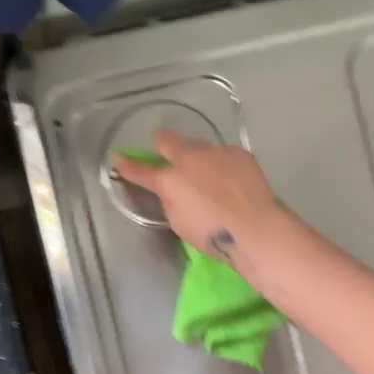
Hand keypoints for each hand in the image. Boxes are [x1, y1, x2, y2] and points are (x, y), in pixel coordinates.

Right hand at [113, 128, 282, 260]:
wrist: (254, 228)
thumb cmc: (211, 234)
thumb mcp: (179, 221)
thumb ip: (171, 199)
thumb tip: (172, 189)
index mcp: (170, 180)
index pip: (141, 171)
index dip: (128, 165)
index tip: (118, 158)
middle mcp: (190, 158)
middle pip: (168, 139)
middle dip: (161, 142)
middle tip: (162, 147)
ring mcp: (217, 152)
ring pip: (199, 146)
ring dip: (197, 156)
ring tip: (208, 175)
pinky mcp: (239, 153)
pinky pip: (223, 154)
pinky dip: (221, 164)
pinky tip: (229, 179)